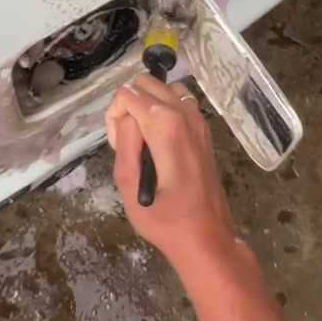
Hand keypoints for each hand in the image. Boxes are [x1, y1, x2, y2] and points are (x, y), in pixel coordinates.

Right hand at [106, 76, 239, 270]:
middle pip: (144, 83)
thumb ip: (124, 144)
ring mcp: (198, 118)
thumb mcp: (129, 187)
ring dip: (147, 104)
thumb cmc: (166, 219)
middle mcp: (184, 113)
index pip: (126, 95)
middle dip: (129, 106)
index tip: (119, 147)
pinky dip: (163, 108)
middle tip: (130, 144)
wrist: (207, 237)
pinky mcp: (204, 127)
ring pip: (162, 88)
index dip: (114, 118)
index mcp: (165, 125)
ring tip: (144, 139)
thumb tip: (125, 119)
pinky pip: (178, 100)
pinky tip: (160, 139)